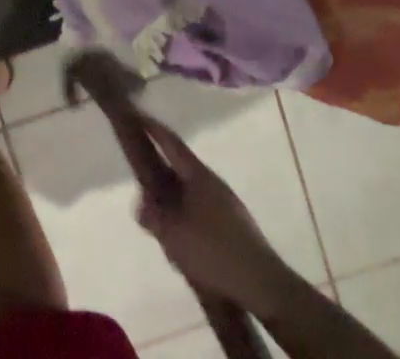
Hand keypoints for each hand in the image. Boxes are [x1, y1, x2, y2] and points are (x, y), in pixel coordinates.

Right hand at [136, 116, 302, 315]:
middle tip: (140, 175)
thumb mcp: (172, 234)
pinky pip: (199, 212)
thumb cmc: (213, 250)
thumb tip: (141, 203)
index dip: (153, 129)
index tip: (137, 114)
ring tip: (157, 218)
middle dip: (160, 170)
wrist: (262, 284)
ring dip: (172, 199)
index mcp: (200, 177)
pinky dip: (184, 217)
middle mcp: (214, 185)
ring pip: (190, 194)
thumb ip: (151, 215)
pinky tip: (179, 241)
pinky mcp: (233, 227)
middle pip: (181, 169)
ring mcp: (226, 206)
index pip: (173, 145)